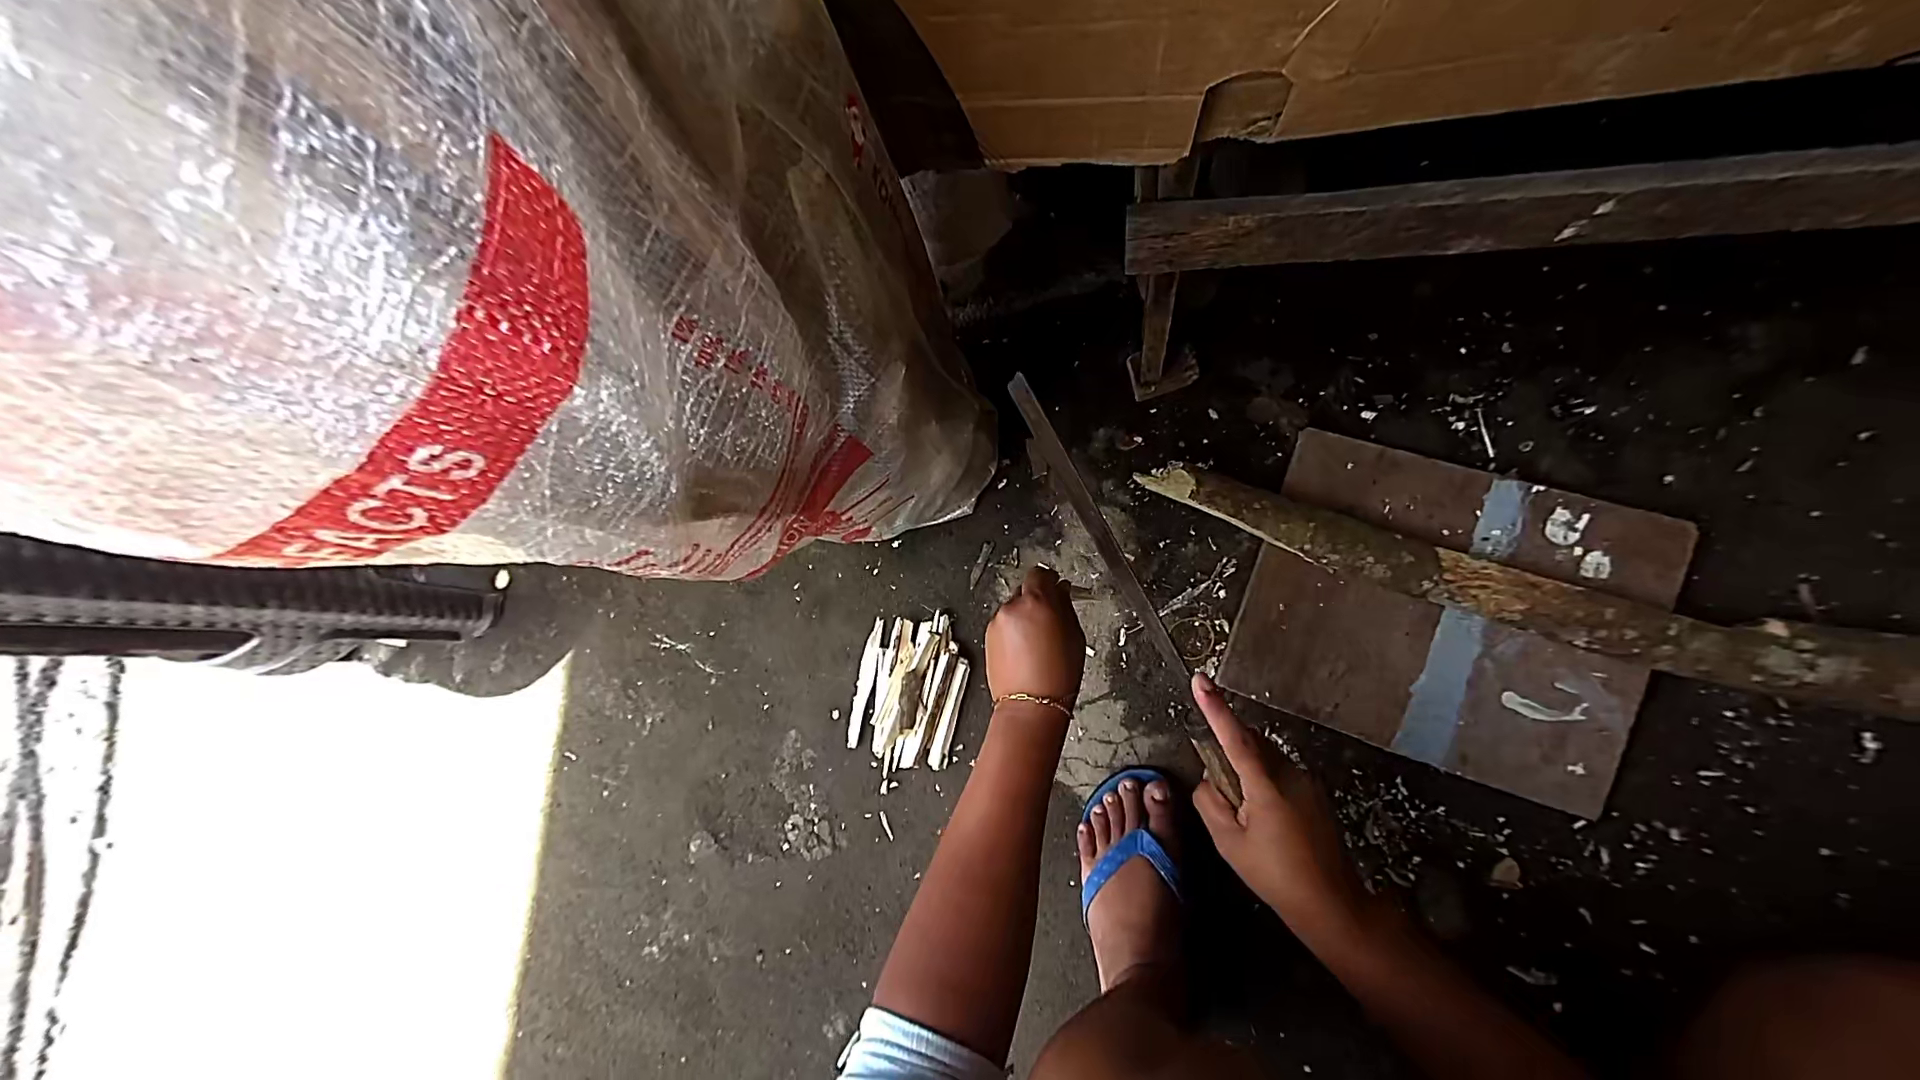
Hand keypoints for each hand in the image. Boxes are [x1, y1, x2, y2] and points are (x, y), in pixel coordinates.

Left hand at [985, 566, 1085, 704]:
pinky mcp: (988, 635)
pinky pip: (1004, 624)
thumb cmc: (1056, 676)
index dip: (1049, 580)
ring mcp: (998, 621)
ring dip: (1024, 617)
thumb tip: (1061, 591)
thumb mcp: (1075, 635)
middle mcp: (1013, 607)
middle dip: (1037, 601)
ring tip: (1038, 641)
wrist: (1032, 704)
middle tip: (1050, 619)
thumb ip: (1065, 606)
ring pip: (1013, 608)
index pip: (1040, 574)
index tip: (1055, 586)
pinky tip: (1025, 649)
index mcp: (1037, 602)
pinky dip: (1013, 631)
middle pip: (1025, 591)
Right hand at [1189, 672, 1365, 933]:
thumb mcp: (1228, 842)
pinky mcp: (1314, 792)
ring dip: (1246, 769)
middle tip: (1224, 794)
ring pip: (1263, 757)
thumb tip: (1208, 778)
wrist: (1332, 904)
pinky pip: (1278, 771)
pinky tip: (1264, 819)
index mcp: (1266, 785)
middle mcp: (1290, 774)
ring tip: (1247, 816)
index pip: (1234, 736)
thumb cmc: (1276, 875)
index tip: (1200, 680)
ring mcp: (1306, 781)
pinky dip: (1262, 781)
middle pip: (1249, 742)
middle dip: (1228, 752)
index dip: (1214, 706)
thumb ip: (1209, 801)